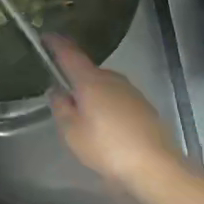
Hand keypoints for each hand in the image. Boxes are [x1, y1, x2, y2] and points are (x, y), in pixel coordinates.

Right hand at [47, 36, 183, 197]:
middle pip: (88, 71)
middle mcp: (112, 79)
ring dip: (94, 94)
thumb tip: (58, 90)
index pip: (69, 54)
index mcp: (90, 81)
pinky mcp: (145, 107)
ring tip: (87, 117)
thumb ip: (61, 107)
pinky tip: (108, 127)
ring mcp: (131, 91)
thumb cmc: (107, 147)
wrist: (156, 167)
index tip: (46, 36)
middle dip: (76, 78)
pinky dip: (109, 105)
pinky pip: (118, 98)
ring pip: (105, 85)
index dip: (56, 44)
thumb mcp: (72, 132)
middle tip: (65, 97)